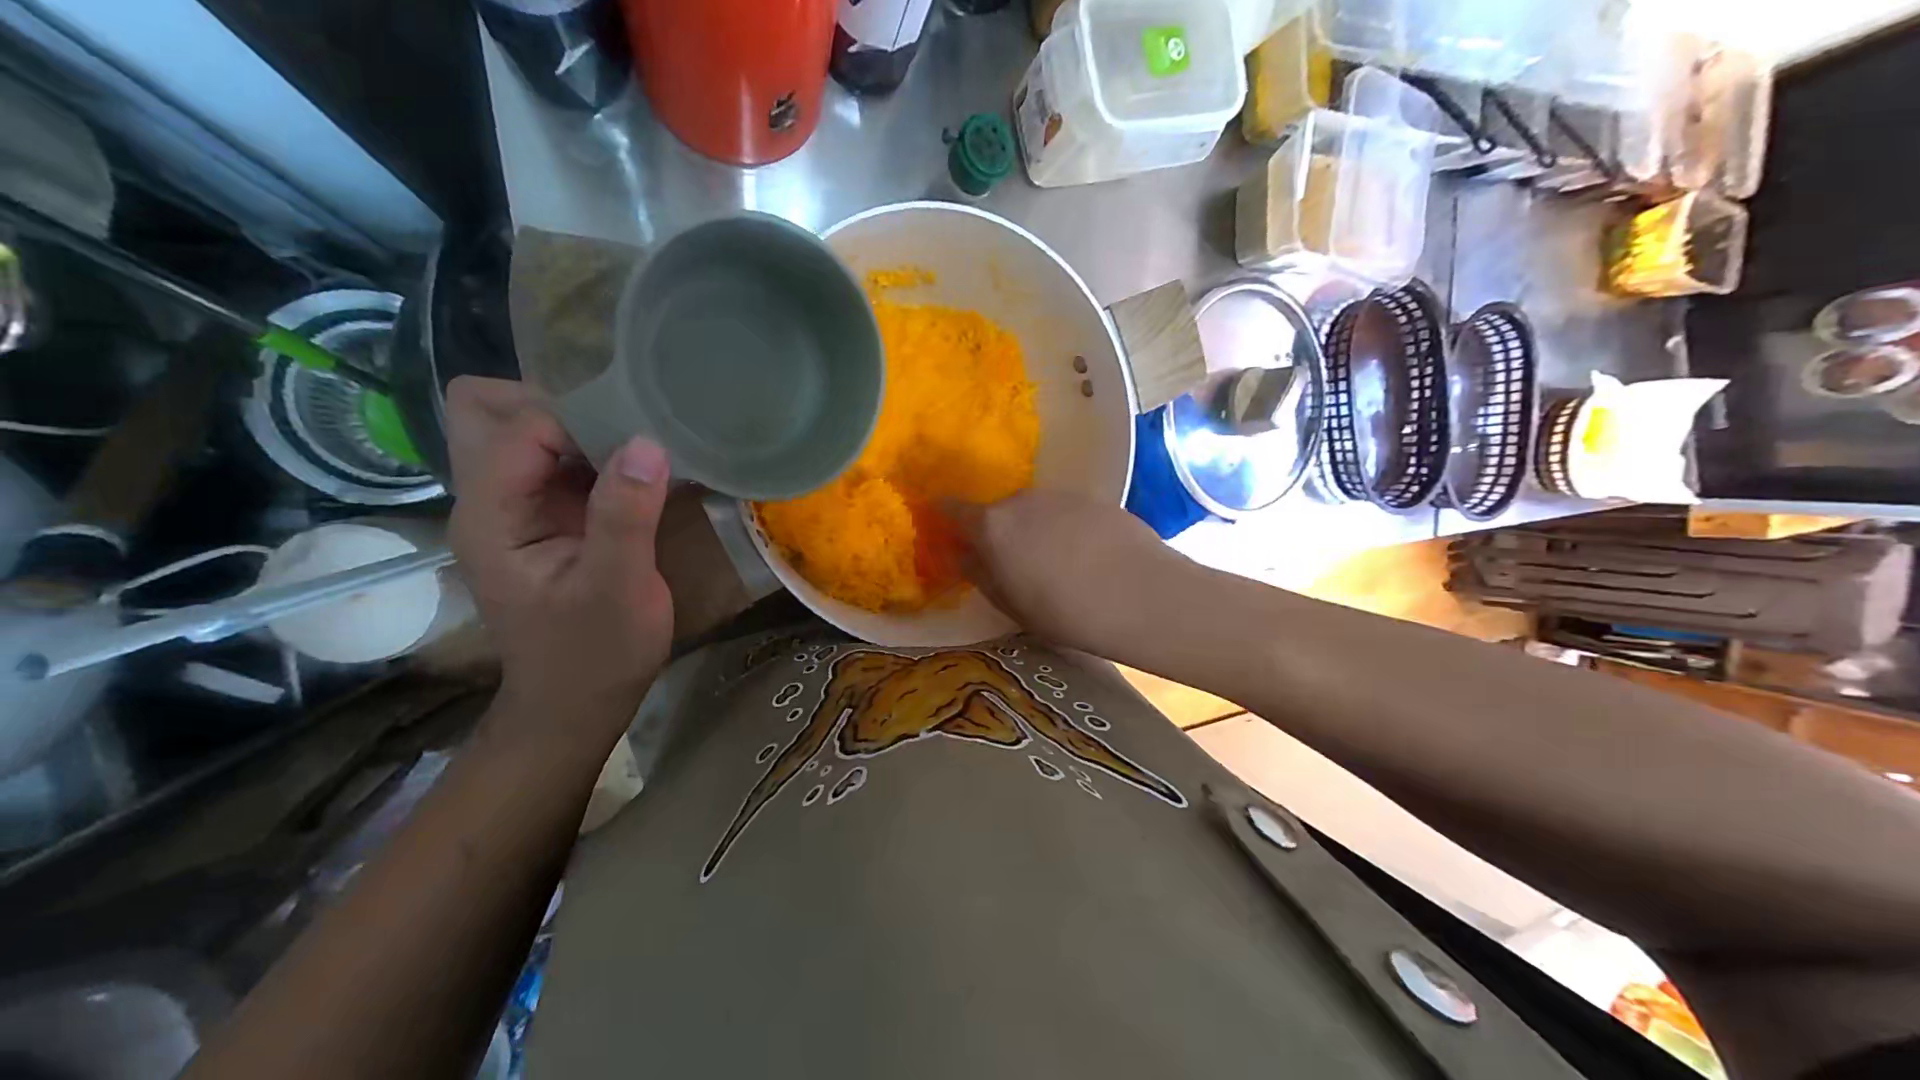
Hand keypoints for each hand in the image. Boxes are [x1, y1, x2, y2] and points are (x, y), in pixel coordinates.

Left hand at [445, 377, 671, 737]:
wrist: (576, 704)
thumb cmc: (595, 654)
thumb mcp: (618, 589)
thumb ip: (625, 516)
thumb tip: (646, 444)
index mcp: (491, 517)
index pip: (519, 428)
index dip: (579, 422)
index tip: (638, 441)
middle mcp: (488, 502)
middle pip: (489, 411)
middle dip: (555, 406)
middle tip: (621, 432)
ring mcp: (512, 509)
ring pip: (522, 430)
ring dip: (578, 428)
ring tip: (636, 450)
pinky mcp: (541, 519)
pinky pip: (554, 460)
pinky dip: (591, 452)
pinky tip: (635, 474)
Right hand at [951, 490, 1186, 651]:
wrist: (1141, 594)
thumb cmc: (1065, 611)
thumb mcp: (1011, 604)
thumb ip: (980, 575)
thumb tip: (962, 555)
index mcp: (992, 526)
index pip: (952, 509)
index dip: (944, 519)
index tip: (947, 534)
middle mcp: (1021, 500)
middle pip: (997, 513)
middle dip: (998, 534)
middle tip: (1013, 568)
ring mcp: (1060, 496)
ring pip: (1034, 512)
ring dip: (1035, 532)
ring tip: (1056, 568)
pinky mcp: (1094, 499)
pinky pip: (1066, 515)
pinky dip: (1066, 531)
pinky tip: (1087, 560)